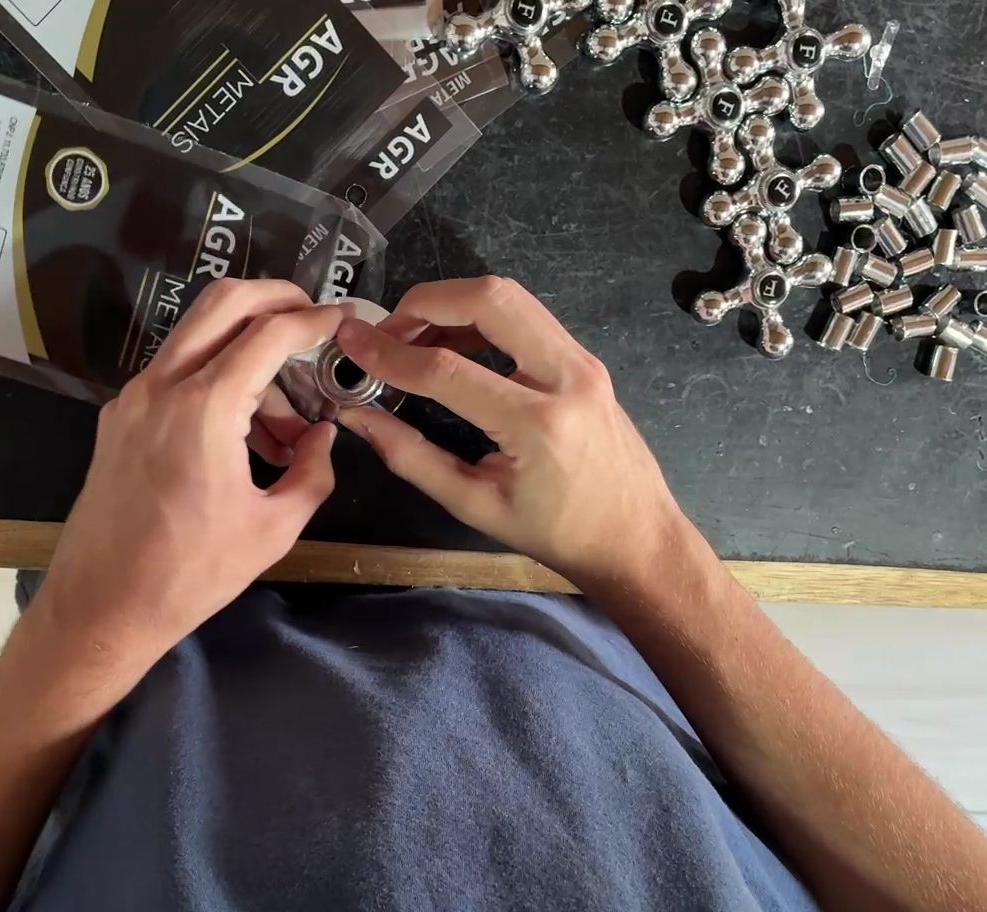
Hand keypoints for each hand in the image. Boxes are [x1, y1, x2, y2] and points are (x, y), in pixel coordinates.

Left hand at [25, 279, 342, 679]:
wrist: (103, 604)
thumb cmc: (194, 572)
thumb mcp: (275, 528)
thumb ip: (312, 471)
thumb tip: (323, 436)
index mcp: (205, 406)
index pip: (270, 334)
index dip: (315, 321)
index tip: (345, 319)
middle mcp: (163, 385)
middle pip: (222, 303)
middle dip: (275, 298)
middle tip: (313, 318)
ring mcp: (133, 398)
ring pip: (199, 338)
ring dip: (247, 353)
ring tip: (286, 424)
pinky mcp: (119, 419)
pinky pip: (177, 374)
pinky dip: (216, 380)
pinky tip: (242, 434)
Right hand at [335, 276, 700, 593]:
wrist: (635, 538)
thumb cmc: (556, 534)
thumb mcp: (476, 505)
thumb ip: (412, 458)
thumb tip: (358, 417)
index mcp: (537, 424)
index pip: (447, 369)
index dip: (389, 353)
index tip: (351, 342)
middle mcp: (567, 377)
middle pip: (490, 299)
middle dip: (426, 302)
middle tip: (388, 331)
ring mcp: (585, 362)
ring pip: (513, 298)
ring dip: (455, 304)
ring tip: (416, 338)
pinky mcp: (588, 361)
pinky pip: (529, 318)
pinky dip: (485, 319)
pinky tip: (456, 346)